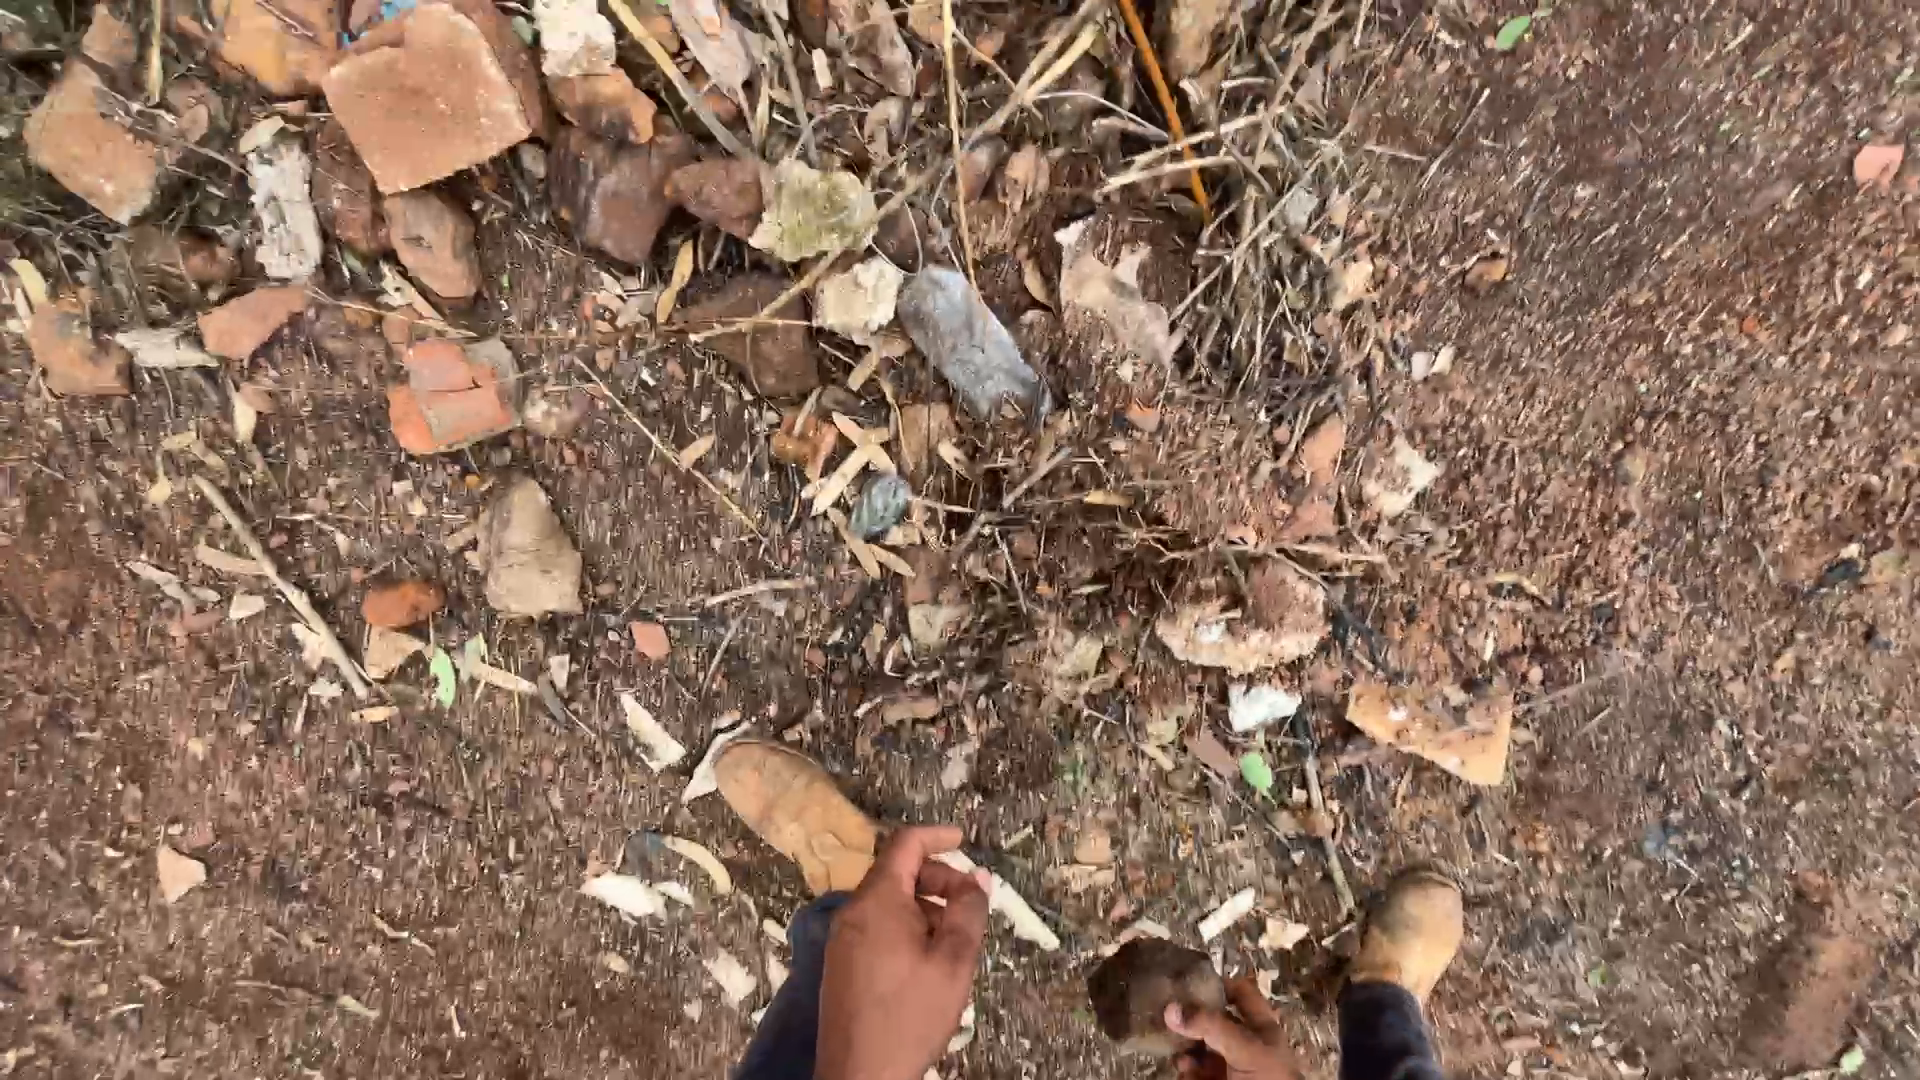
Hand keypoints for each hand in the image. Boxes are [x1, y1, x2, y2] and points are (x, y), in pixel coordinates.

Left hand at [815, 825, 991, 1079]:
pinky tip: (926, 960)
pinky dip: (905, 926)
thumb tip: (977, 877)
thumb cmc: (910, 1015)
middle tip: (970, 906)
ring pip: (888, 901)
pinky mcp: (840, 963)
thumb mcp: (953, 961)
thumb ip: (968, 912)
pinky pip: (876, 925)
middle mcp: (853, 909)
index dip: (937, 835)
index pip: (906, 843)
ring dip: (924, 906)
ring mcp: (842, 938)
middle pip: (898, 872)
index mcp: (878, 899)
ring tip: (952, 940)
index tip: (963, 840)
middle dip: (938, 879)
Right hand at [1166, 978, 1302, 1079]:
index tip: (1189, 979)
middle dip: (1190, 1016)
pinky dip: (1185, 1069)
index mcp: (1260, 1028)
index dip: (1218, 983)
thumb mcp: (1245, 1047)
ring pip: (1199, 1046)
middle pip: (1212, 1019)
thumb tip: (1169, 1008)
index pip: (1240, 993)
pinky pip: (1193, 1070)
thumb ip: (1210, 1024)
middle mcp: (1243, 1044)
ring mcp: (1229, 1067)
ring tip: (1176, 1049)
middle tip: (1167, 1011)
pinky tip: (1183, 1071)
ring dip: (1183, 1045)